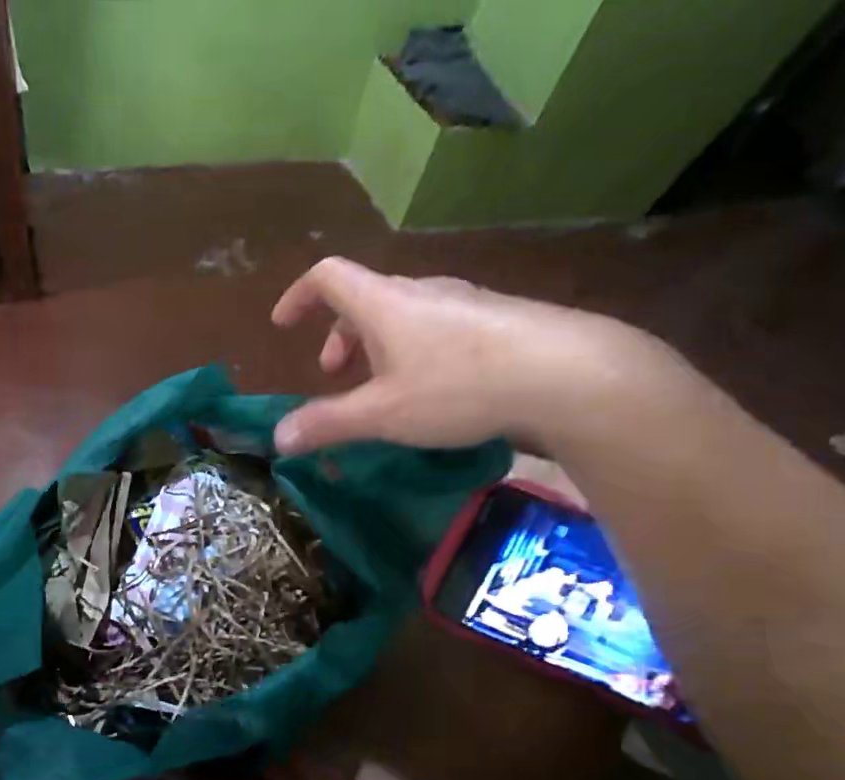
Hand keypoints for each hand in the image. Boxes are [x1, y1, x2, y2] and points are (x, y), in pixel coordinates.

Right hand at [270, 257, 695, 454]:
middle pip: (365, 297)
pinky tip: (433, 388)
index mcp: (384, 302)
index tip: (283, 325)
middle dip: (339, 334)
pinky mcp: (496, 319)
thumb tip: (279, 436)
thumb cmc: (458, 387)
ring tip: (382, 387)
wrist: (566, 373)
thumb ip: (328, 423)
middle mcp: (421, 291)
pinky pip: (436, 325)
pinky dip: (413, 349)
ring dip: (377, 344)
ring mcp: (463, 301)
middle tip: (335, 373)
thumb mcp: (383, 414)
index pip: (327, 276)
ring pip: (402, 313)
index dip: (298, 296)